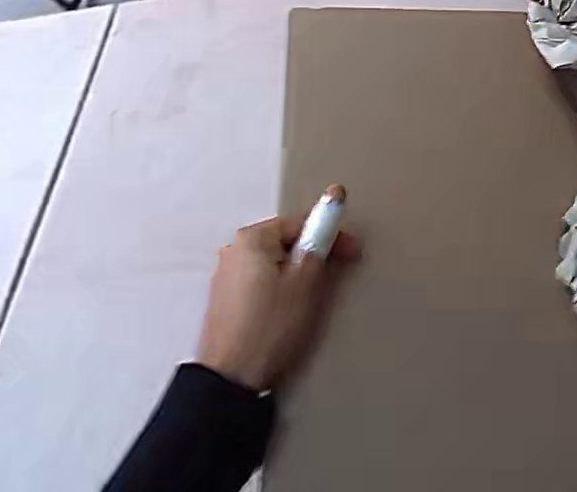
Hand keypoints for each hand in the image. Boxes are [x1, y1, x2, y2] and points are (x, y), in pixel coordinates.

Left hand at [196, 189, 359, 391]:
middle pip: (290, 240)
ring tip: (314, 295)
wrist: (230, 384)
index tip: (352, 254)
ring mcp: (225, 276)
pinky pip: (264, 278)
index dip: (333, 236)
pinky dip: (283, 285)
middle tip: (335, 276)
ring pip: (279, 261)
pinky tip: (290, 307)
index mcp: (253, 238)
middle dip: (317, 254)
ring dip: (301, 271)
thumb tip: (335, 193)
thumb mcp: (309, 276)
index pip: (305, 221)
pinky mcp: (224, 300)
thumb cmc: (273, 325)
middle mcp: (234, 250)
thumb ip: (323, 233)